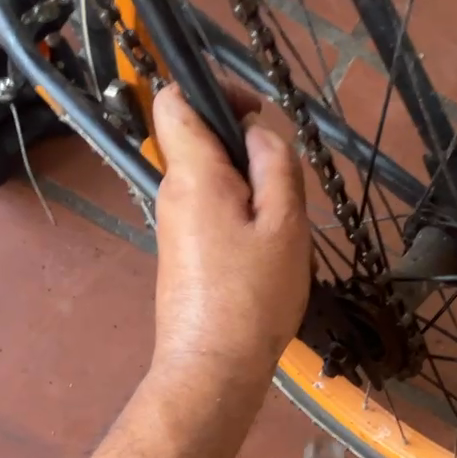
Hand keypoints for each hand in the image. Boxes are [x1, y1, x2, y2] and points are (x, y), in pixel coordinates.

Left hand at [149, 84, 310, 382]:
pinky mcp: (180, 259)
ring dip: (249, 194)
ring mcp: (173, 229)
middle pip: (201, 145)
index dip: (213, 88)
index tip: (254, 113)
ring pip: (211, 185)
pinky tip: (264, 260)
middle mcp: (171, 195)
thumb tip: (258, 135)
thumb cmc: (252, 297)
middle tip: (284, 191)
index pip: (174, 100)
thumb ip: (276, 167)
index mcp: (192, 175)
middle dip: (245, 152)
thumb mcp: (284, 226)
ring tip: (279, 235)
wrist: (212, 369)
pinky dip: (239, 223)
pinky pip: (210, 219)